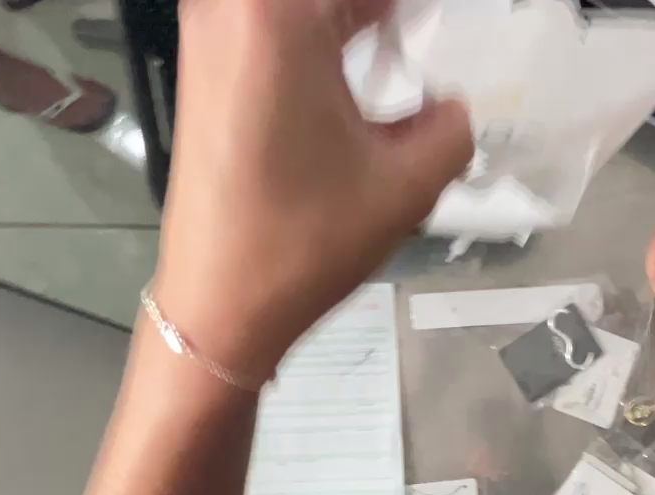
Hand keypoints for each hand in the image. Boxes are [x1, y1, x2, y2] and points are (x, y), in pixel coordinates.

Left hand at [150, 0, 472, 382]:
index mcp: (278, 13)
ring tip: (393, 61)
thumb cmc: (306, 245)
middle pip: (328, 1)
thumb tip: (451, 107)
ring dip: (349, 27)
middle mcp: (231, 5)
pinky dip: (316, 40)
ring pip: (296, 11)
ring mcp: (208, 34)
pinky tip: (349, 80)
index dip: (415, 14)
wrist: (220, 305)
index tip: (443, 36)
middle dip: (377, 20)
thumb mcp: (405, 189)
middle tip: (419, 49)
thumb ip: (452, 130)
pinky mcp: (202, 70)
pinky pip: (269, 25)